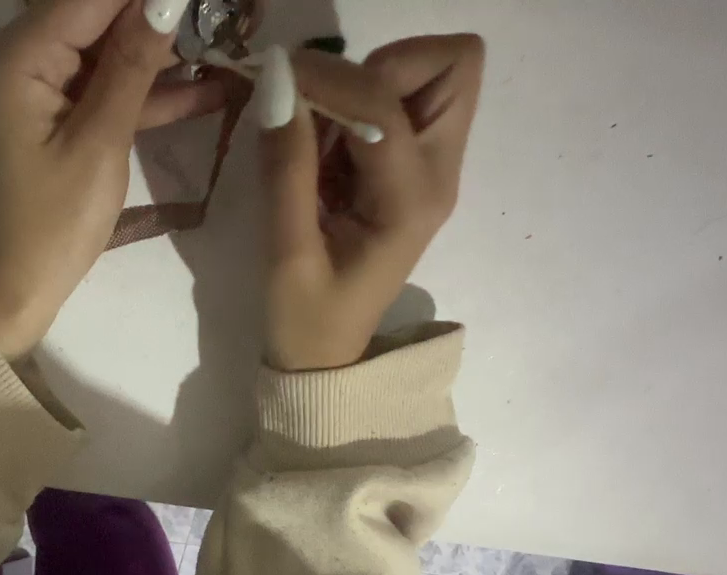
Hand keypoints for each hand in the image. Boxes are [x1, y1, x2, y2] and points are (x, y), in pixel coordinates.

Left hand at [0, 0, 224, 355]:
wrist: (22, 286)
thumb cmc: (55, 224)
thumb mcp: (100, 142)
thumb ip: (133, 64)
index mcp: (19, 55)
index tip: (199, 0)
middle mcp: (22, 55)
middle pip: (101, 12)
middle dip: (158, 16)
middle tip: (221, 17)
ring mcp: (40, 85)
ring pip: (112, 46)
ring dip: (165, 50)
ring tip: (225, 41)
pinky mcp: (59, 112)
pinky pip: (108, 86)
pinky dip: (149, 90)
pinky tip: (208, 86)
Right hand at [260, 36, 484, 371]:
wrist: (324, 358)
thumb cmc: (305, 319)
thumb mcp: (287, 252)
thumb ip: (286, 166)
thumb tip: (276, 79)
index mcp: (412, 201)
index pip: (383, 101)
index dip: (326, 81)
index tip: (274, 87)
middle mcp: (439, 173)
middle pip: (451, 65)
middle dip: (379, 69)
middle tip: (323, 114)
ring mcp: (431, 170)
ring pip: (429, 76)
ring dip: (365, 88)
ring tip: (316, 145)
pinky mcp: (411, 170)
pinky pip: (400, 104)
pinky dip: (357, 108)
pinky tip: (322, 160)